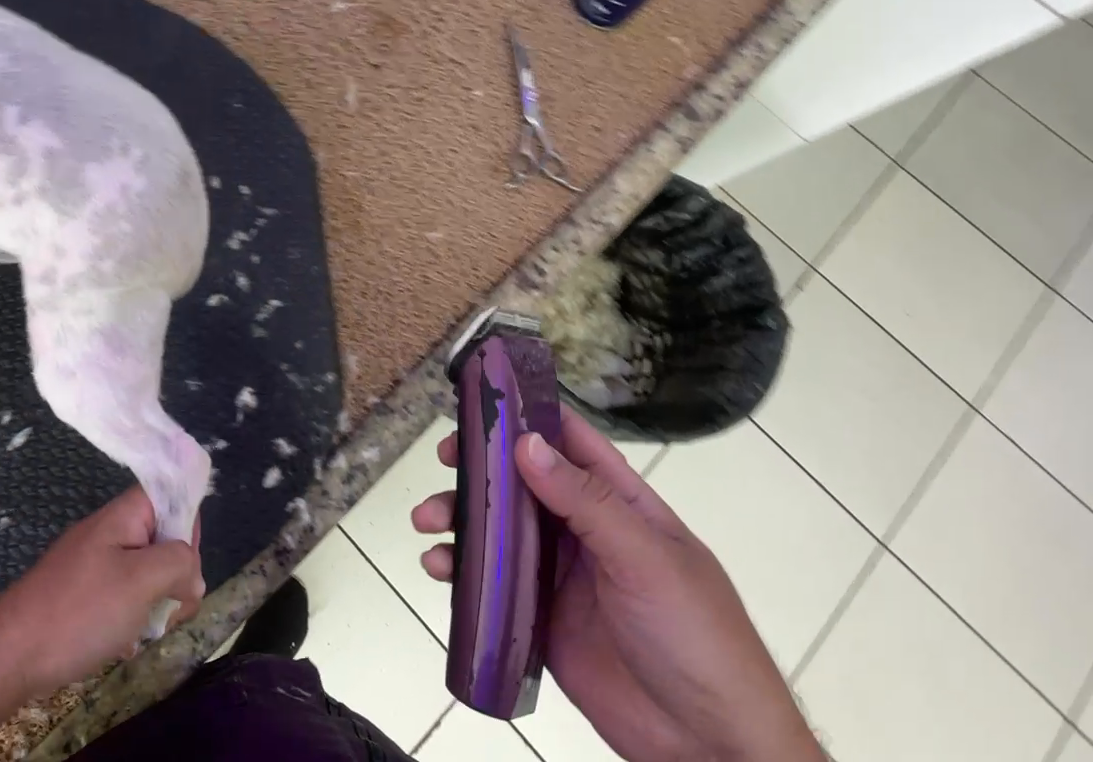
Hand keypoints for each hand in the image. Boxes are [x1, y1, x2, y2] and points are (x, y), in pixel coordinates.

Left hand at [0, 487, 201, 761]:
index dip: (187, 523)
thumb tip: (192, 575)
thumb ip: (179, 563)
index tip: (188, 563)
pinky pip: (125, 596)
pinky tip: (126, 642)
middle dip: (177, 573)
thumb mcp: (141, 580)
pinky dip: (133, 617)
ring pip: (146, 572)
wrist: (11, 655)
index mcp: (121, 516)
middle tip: (171, 607)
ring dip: (157, 601)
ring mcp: (94, 564)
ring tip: (147, 630)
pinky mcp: (84, 594)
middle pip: (162, 537)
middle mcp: (108, 533)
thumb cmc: (79, 611)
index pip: (168, 494)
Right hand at [412, 408, 823, 761]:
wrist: (705, 745)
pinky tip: (437, 568)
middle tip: (443, 460)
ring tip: (424, 522)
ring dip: (457, 519)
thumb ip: (586, 502)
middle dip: (478, 468)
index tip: (480, 401)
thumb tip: (525, 443)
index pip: (571, 444)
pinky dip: (456, 569)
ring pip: (494, 530)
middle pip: (519, 483)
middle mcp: (582, 531)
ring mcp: (556, 574)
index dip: (528, 416)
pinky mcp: (533, 615)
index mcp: (621, 505)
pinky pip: (487, 581)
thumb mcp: (647, 561)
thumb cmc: (694, 636)